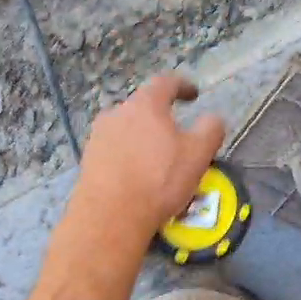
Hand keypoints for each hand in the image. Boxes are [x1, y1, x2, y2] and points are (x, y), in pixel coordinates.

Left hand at [71, 75, 225, 245]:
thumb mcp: (198, 154)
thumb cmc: (159, 180)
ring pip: (127, 128)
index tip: (194, 95)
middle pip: (144, 106)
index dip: (183, 85)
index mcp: (145, 105)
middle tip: (177, 136)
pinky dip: (128, 154)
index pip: (166, 82)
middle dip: (161, 117)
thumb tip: (213, 118)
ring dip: (143, 137)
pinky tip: (137, 175)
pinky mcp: (88, 159)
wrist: (110, 217)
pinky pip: (114, 148)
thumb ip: (211, 129)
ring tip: (156, 159)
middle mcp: (117, 113)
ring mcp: (98, 135)